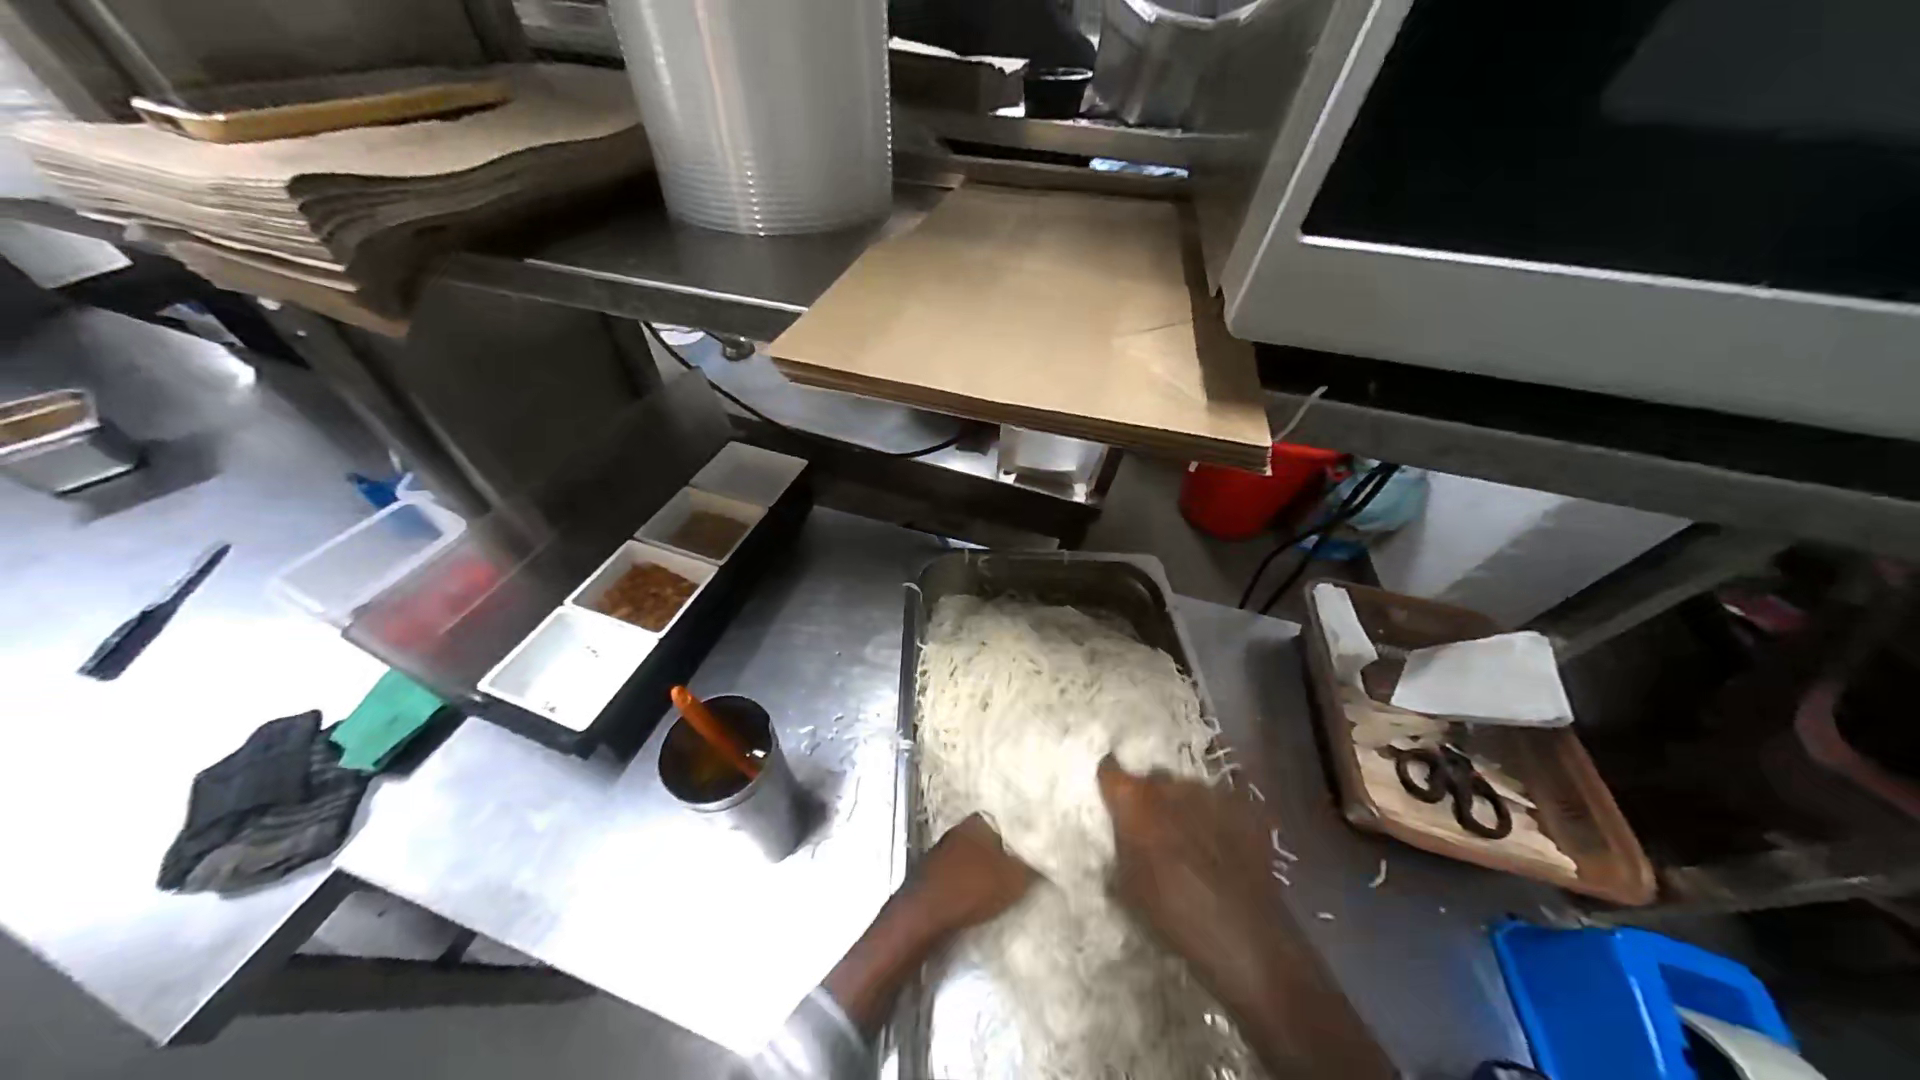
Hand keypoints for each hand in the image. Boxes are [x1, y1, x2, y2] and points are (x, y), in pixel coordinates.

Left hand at [908, 813, 1034, 933]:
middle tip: (1022, 872)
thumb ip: (1032, 867)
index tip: (1033, 852)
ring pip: (973, 858)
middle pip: (989, 840)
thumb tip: (1046, 861)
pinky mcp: (931, 875)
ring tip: (1003, 889)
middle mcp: (957, 830)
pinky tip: (979, 900)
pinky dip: (970, 884)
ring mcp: (941, 852)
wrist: (923, 915)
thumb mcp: (1014, 879)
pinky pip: (960, 875)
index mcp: (976, 823)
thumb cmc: (971, 888)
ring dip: (985, 871)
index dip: (1021, 837)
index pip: (1006, 822)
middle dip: (1004, 854)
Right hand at [1098, 757, 1280, 1008]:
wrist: (1241, 936)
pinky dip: (1216, 816)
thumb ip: (1121, 847)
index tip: (1111, 790)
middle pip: (1153, 778)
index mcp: (1134, 800)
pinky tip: (1222, 841)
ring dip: (1185, 805)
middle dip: (1151, 797)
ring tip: (1192, 836)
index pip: (1110, 770)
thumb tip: (1123, 835)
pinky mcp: (1244, 806)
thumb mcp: (1127, 885)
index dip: (1110, 780)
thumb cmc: (1171, 913)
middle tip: (1153, 825)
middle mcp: (1170, 785)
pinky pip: (1220, 803)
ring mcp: (1210, 792)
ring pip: (1188, 789)